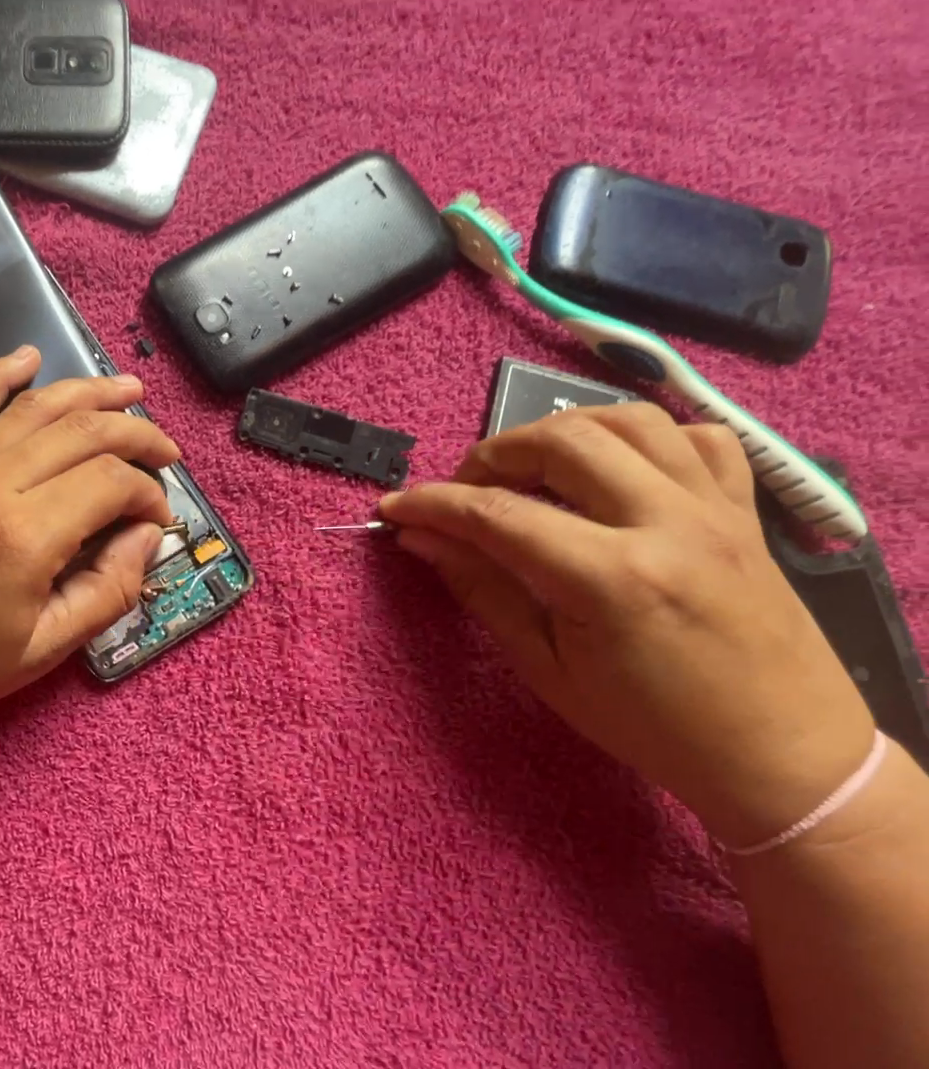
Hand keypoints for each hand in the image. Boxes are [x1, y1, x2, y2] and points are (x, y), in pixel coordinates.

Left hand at [0, 346, 177, 749]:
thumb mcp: (44, 650)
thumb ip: (107, 592)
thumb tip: (146, 539)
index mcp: (25, 538)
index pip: (111, 482)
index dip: (149, 495)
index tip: (158, 521)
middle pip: (83, 432)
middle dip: (137, 434)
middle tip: (167, 453)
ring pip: (36, 408)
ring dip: (89, 391)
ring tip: (129, 390)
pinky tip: (27, 356)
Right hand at [381, 403, 874, 847]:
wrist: (783, 754)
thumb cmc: (650, 724)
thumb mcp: (546, 666)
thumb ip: (482, 588)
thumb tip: (421, 538)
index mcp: (612, 578)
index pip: (497, 513)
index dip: (432, 505)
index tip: (394, 510)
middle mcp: (669, 524)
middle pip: (562, 441)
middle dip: (492, 455)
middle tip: (463, 494)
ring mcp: (716, 510)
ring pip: (628, 421)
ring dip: (560, 433)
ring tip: (529, 472)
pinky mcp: (745, 511)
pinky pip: (697, 438)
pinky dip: (642, 439)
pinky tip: (612, 471)